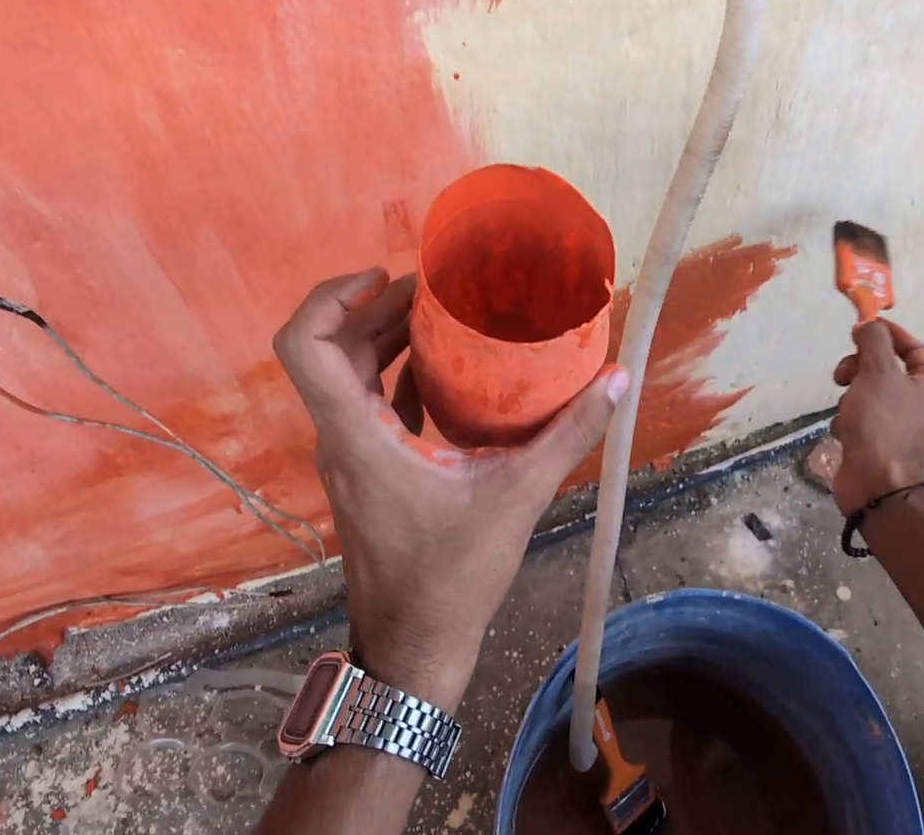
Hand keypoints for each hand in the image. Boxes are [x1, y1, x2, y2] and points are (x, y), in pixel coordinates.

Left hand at [273, 268, 628, 710]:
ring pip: (346, 377)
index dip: (331, 297)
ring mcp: (349, 457)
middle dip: (374, 307)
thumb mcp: (519, 497)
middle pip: (330, 351)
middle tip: (435, 287)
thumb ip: (570, 435)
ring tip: (441, 314)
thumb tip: (618, 378)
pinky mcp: (365, 472)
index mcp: (358, 436)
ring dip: (382, 338)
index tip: (384, 277)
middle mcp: (341, 438)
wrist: (415, 646)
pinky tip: (442, 369)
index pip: (305, 347)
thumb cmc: (455, 575)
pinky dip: (393, 374)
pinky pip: (366, 404)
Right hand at [830, 318, 923, 514]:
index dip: (888, 334)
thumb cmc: (880, 422)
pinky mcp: (880, 440)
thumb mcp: (877, 372)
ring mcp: (900, 423)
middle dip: (861, 366)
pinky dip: (850, 416)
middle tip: (843, 373)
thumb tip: (869, 324)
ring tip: (845, 406)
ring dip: (852, 392)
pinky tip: (844, 427)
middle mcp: (921, 403)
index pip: (913, 347)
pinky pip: (862, 414)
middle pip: (888, 367)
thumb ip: (873, 342)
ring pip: (870, 390)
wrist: (873, 481)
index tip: (862, 327)